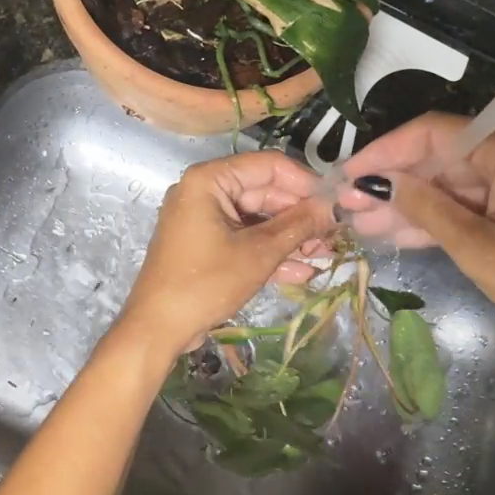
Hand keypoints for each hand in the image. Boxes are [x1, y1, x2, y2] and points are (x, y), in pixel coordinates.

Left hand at [115, 151, 333, 356]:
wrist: (158, 329)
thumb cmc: (206, 283)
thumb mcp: (258, 253)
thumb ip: (299, 225)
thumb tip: (334, 206)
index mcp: (210, 180)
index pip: (269, 165)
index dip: (306, 182)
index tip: (336, 201)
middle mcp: (205, 191)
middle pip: (265, 192)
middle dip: (300, 215)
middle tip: (335, 234)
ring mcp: (204, 218)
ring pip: (258, 218)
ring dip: (290, 236)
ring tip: (324, 254)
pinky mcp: (207, 244)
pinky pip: (245, 237)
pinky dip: (270, 252)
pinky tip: (302, 271)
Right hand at [335, 114, 494, 358]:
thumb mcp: (479, 249)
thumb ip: (426, 208)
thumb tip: (379, 181)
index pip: (435, 133)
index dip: (385, 151)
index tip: (346, 174)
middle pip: (448, 158)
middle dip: (397, 184)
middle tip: (349, 207)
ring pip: (462, 184)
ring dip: (418, 205)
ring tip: (365, 226)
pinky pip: (484, 202)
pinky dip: (450, 217)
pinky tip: (406, 233)